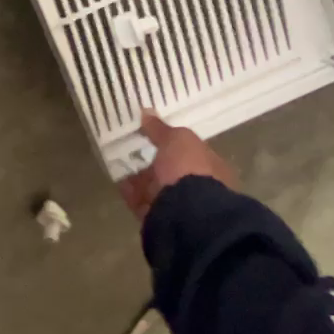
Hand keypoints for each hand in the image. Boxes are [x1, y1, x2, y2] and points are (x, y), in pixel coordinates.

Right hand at [117, 109, 239, 221]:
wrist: (188, 216)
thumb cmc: (190, 170)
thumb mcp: (177, 140)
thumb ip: (161, 129)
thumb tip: (147, 112)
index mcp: (213, 168)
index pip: (193, 152)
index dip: (174, 143)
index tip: (153, 135)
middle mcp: (203, 188)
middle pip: (175, 171)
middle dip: (156, 163)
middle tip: (135, 150)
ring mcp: (184, 207)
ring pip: (159, 188)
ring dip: (142, 179)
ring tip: (121, 164)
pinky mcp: (164, 221)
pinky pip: (144, 202)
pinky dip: (132, 192)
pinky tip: (119, 182)